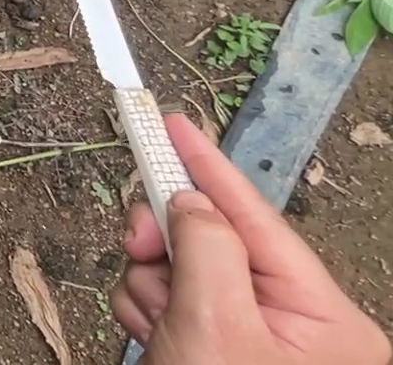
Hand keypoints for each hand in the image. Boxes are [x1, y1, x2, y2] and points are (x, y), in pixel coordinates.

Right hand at [112, 114, 389, 364]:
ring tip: (159, 330)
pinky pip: (162, 294)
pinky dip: (146, 308)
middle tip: (138, 250)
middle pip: (202, 237)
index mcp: (321, 313)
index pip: (252, 215)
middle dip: (160, 244)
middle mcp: (291, 317)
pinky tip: (157, 338)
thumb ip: (204, 249)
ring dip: (148, 286)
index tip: (168, 118)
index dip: (205, 162)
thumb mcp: (215, 325)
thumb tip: (189, 200)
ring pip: (171, 266)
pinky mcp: (213, 340)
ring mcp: (251, 331)